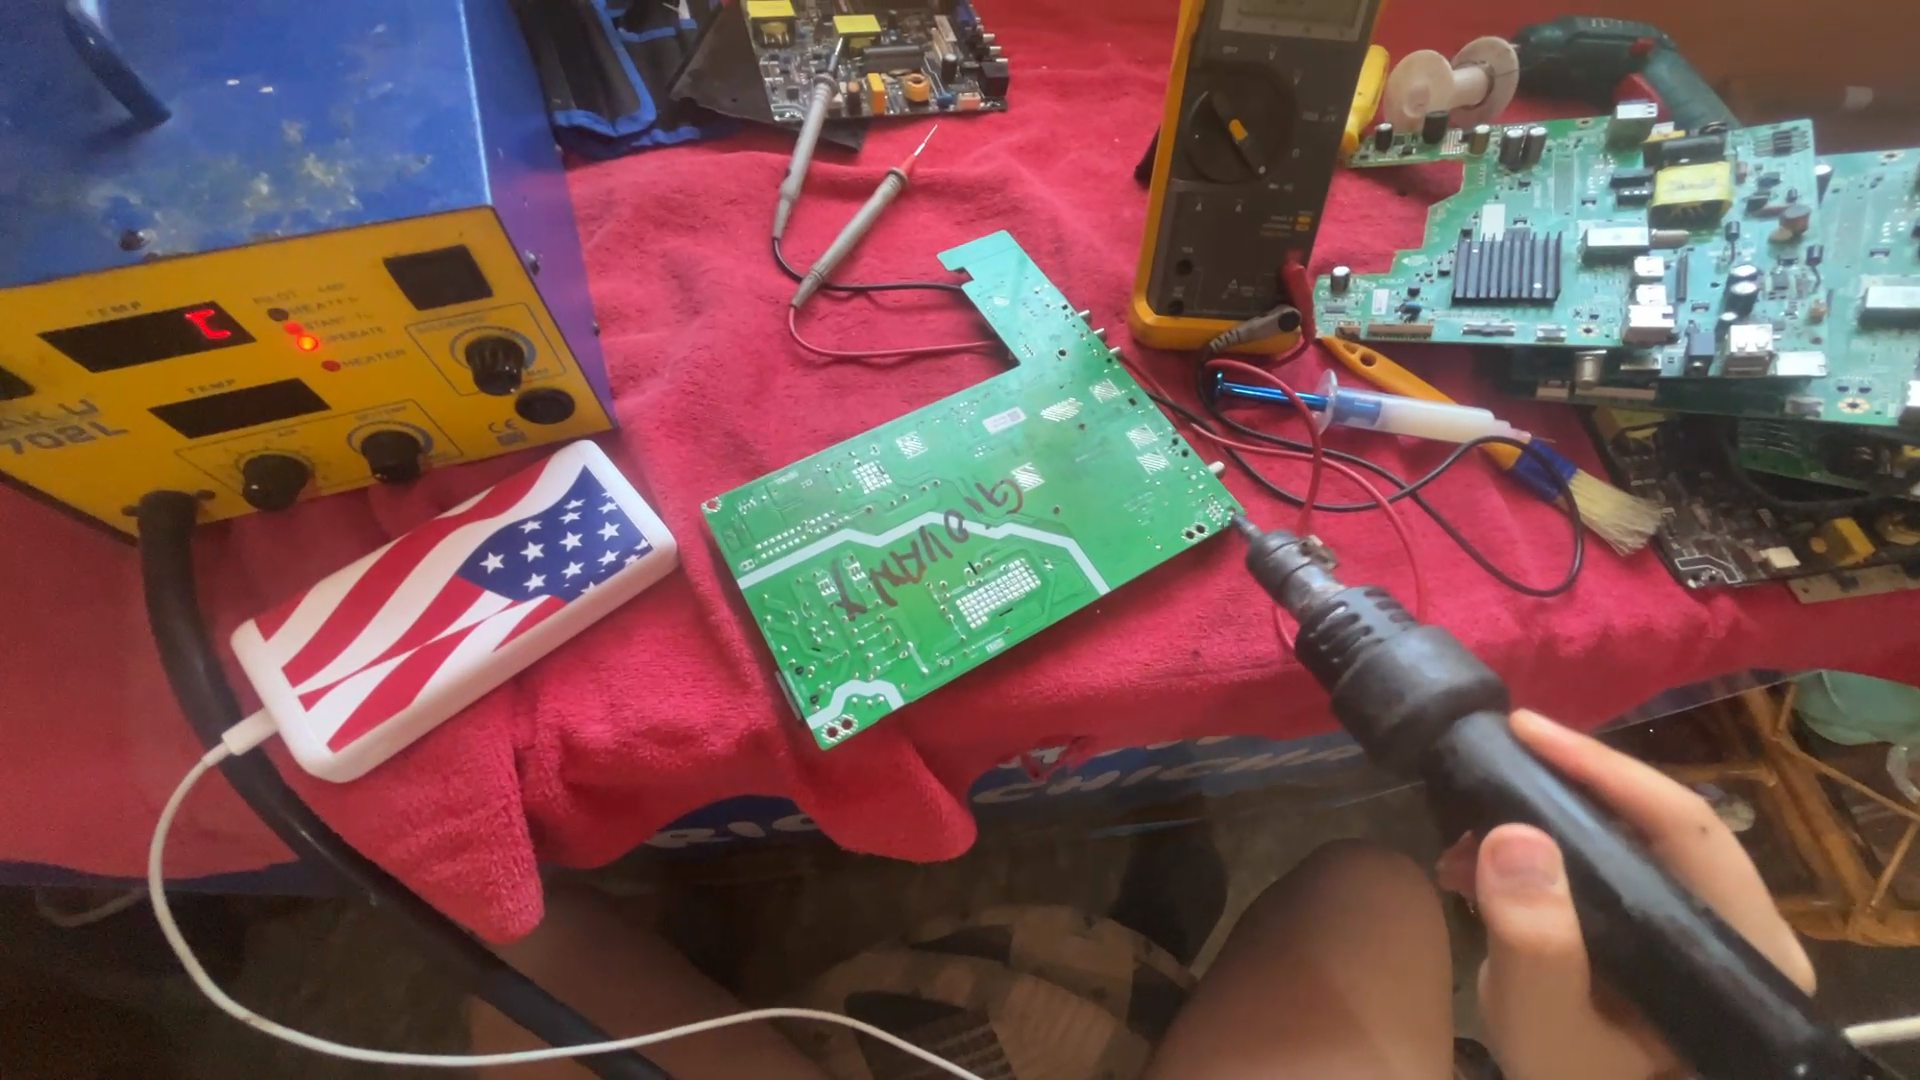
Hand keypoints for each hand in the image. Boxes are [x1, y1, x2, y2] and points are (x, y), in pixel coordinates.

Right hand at [1434, 710, 1815, 1079]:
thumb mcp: (1547, 1028)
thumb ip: (1536, 945)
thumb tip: (1513, 832)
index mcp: (1739, 953)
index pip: (1686, 828)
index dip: (1604, 767)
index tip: (1520, 729)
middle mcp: (1728, 929)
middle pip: (1650, 821)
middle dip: (1551, 788)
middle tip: (1476, 768)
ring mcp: (1687, 930)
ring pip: (1615, 839)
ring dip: (1529, 823)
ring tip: (1456, 842)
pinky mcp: (1646, 933)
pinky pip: (1590, 863)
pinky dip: (1526, 853)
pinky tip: (1473, 870)